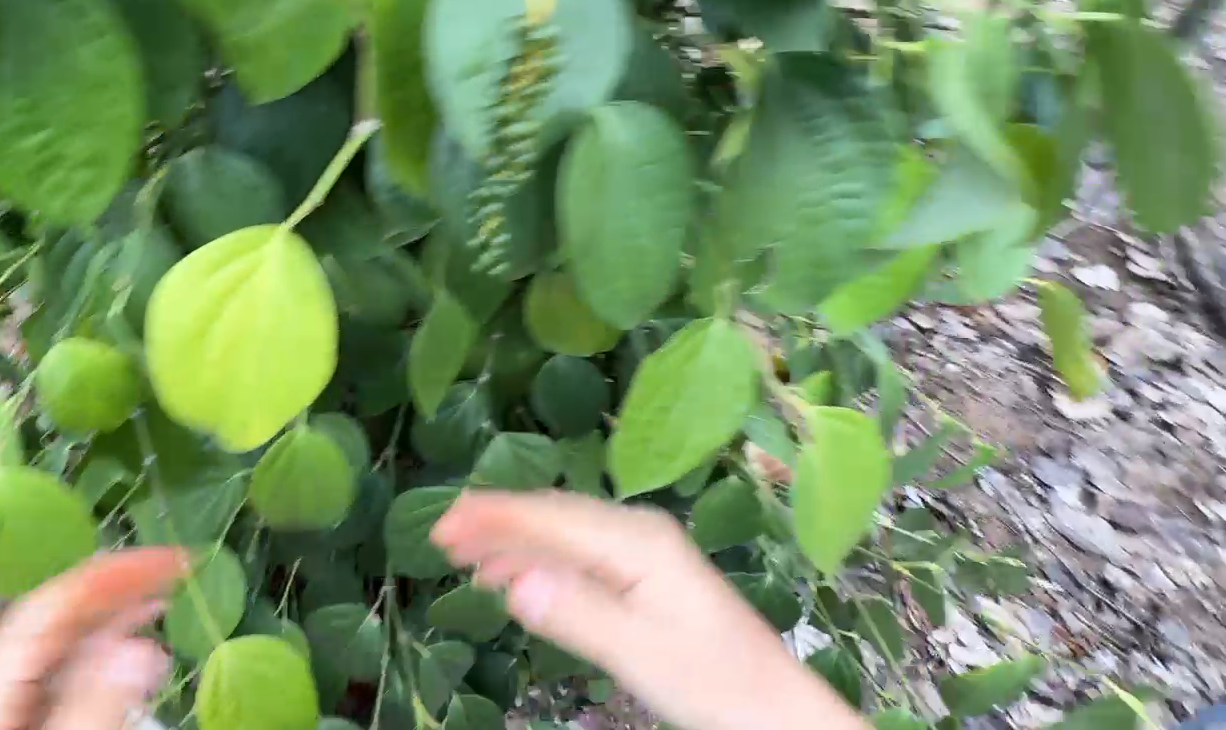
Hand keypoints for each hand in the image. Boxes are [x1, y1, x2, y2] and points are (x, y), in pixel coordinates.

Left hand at [0, 548, 186, 729]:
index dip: (112, 574)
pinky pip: (58, 675)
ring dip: (110, 619)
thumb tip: (143, 647)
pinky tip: (125, 662)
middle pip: (57, 619)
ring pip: (58, 647)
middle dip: (116, 589)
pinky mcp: (14, 727)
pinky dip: (98, 657)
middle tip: (173, 574)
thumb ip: (93, 710)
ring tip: (158, 604)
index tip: (168, 562)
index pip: (56, 605)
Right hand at [432, 490, 866, 729]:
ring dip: (511, 537)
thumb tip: (511, 579)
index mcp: (635, 540)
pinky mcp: (639, 572)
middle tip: (441, 536)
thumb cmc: (719, 687)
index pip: (548, 518)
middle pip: (550, 515)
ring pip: (560, 531)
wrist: (783, 715)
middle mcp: (633, 530)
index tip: (444, 527)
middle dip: (494, 521)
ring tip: (463, 552)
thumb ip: (578, 613)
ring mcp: (638, 548)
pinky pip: (575, 551)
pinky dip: (537, 556)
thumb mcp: (646, 655)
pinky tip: (515, 572)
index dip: (493, 518)